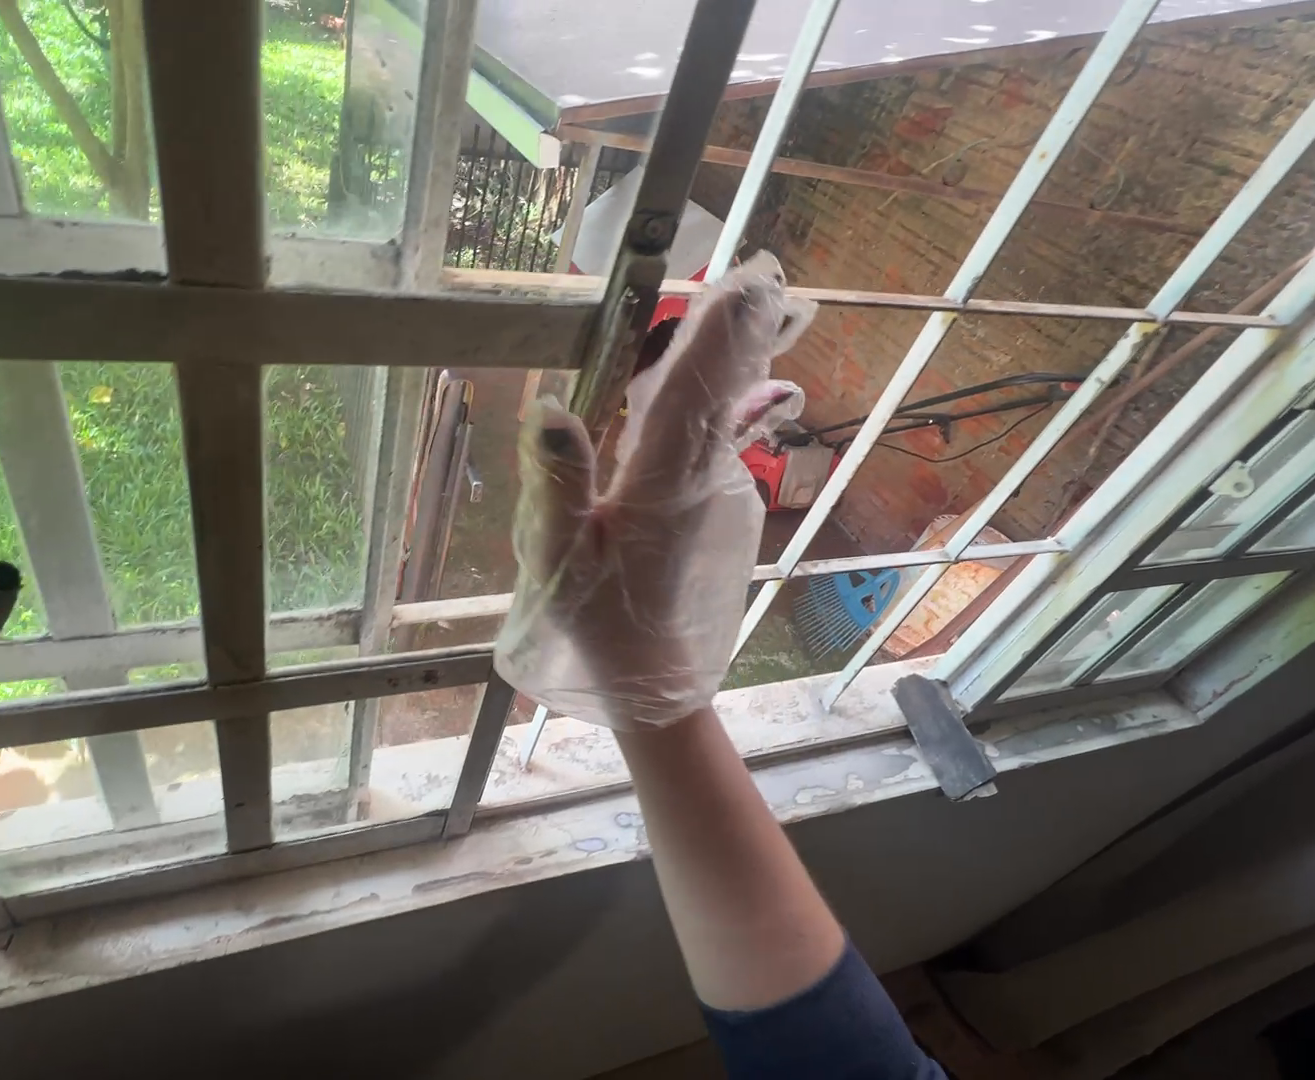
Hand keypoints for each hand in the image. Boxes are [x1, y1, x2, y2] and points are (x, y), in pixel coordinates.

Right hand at [494, 254, 807, 728]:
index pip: (686, 398)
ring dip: (742, 356)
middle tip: (766, 276)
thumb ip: (557, 486)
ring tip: (765, 307)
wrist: (646, 666)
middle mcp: (696, 479)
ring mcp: (708, 489)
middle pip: (723, 392)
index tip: (738, 285)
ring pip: (727, 409)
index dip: (711, 339)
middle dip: (742, 333)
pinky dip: (726, 391)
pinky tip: (733, 372)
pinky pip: (715, 431)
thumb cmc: (596, 614)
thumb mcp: (559, 559)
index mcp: (659, 487)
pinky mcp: (706, 500)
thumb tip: (549, 409)